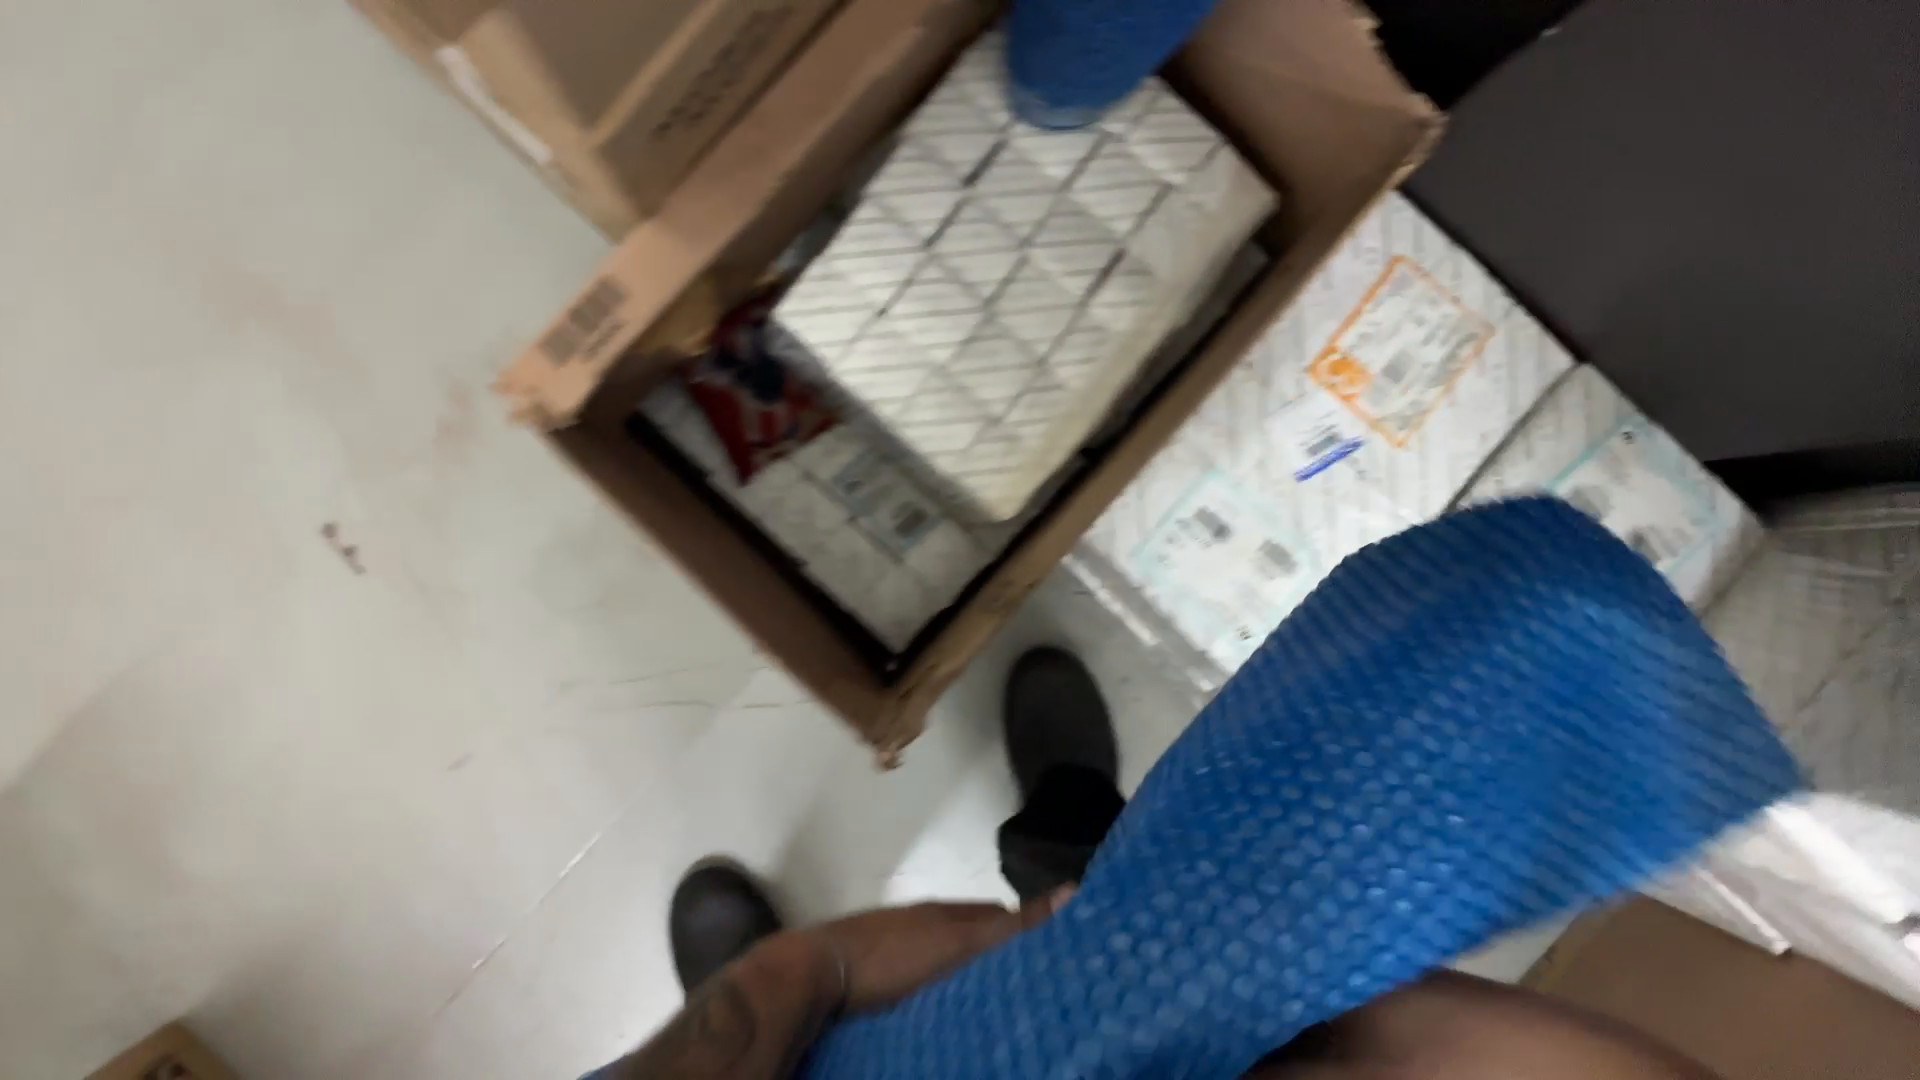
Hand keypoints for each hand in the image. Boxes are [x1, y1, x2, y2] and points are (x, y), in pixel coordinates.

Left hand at [799, 889, 1072, 1012]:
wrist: (817, 970)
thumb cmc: (895, 954)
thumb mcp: (961, 942)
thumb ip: (1012, 926)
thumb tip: (1073, 891)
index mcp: (945, 911)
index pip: (998, 917)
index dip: (1025, 934)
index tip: (1051, 962)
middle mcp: (924, 921)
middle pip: (971, 936)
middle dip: (997, 956)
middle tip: (1024, 991)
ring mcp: (895, 944)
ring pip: (943, 957)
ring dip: (965, 974)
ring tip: (988, 1005)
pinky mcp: (873, 971)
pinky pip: (918, 976)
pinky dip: (936, 986)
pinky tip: (941, 1008)